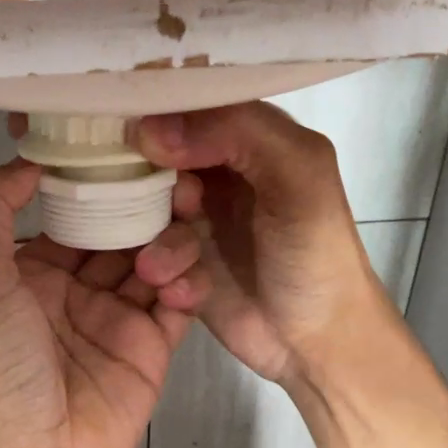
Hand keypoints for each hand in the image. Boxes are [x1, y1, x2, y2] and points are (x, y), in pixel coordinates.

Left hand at [0, 159, 207, 447]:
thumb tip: (26, 158)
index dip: (96, 175)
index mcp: (28, 270)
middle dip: (145, 201)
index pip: (70, 207)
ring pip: (155, 257)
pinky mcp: (154, 348)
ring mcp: (117, 318)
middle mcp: (74, 288)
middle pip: (119, 227)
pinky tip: (183, 280)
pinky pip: (180, 302)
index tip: (131, 139)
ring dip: (169, 239)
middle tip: (176, 176)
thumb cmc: (1, 371)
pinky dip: (188, 283)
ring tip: (175, 236)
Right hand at [134, 104, 395, 385]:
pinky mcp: (182, 271)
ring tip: (164, 267)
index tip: (130, 129)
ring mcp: (196, 225)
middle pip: (156, 160)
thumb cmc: (317, 255)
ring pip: (147, 215)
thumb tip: (150, 128)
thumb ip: (236, 131)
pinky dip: (165, 276)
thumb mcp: (297, 175)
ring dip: (156, 243)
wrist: (317, 342)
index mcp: (249, 139)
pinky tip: (188, 293)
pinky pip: (152, 261)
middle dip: (148, 186)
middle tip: (173, 209)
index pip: (192, 104)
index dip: (158, 111)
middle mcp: (217, 175)